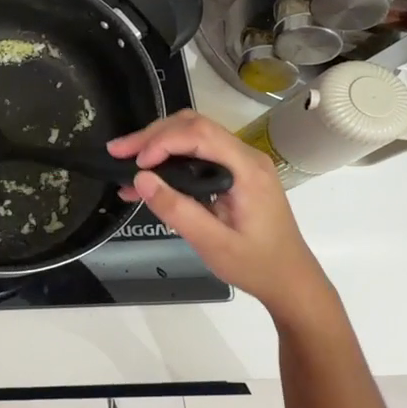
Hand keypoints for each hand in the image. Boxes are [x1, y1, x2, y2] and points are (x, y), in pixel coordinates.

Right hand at [108, 111, 332, 317]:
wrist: (289, 281)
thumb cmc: (255, 265)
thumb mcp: (212, 244)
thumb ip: (176, 210)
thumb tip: (139, 179)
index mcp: (246, 169)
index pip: (199, 134)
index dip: (162, 141)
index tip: (135, 163)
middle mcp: (245, 157)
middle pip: (194, 126)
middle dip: (152, 135)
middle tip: (117, 152)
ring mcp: (240, 163)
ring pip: (192, 135)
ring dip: (157, 143)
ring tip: (124, 160)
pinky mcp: (233, 173)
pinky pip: (196, 153)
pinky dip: (168, 159)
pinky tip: (144, 180)